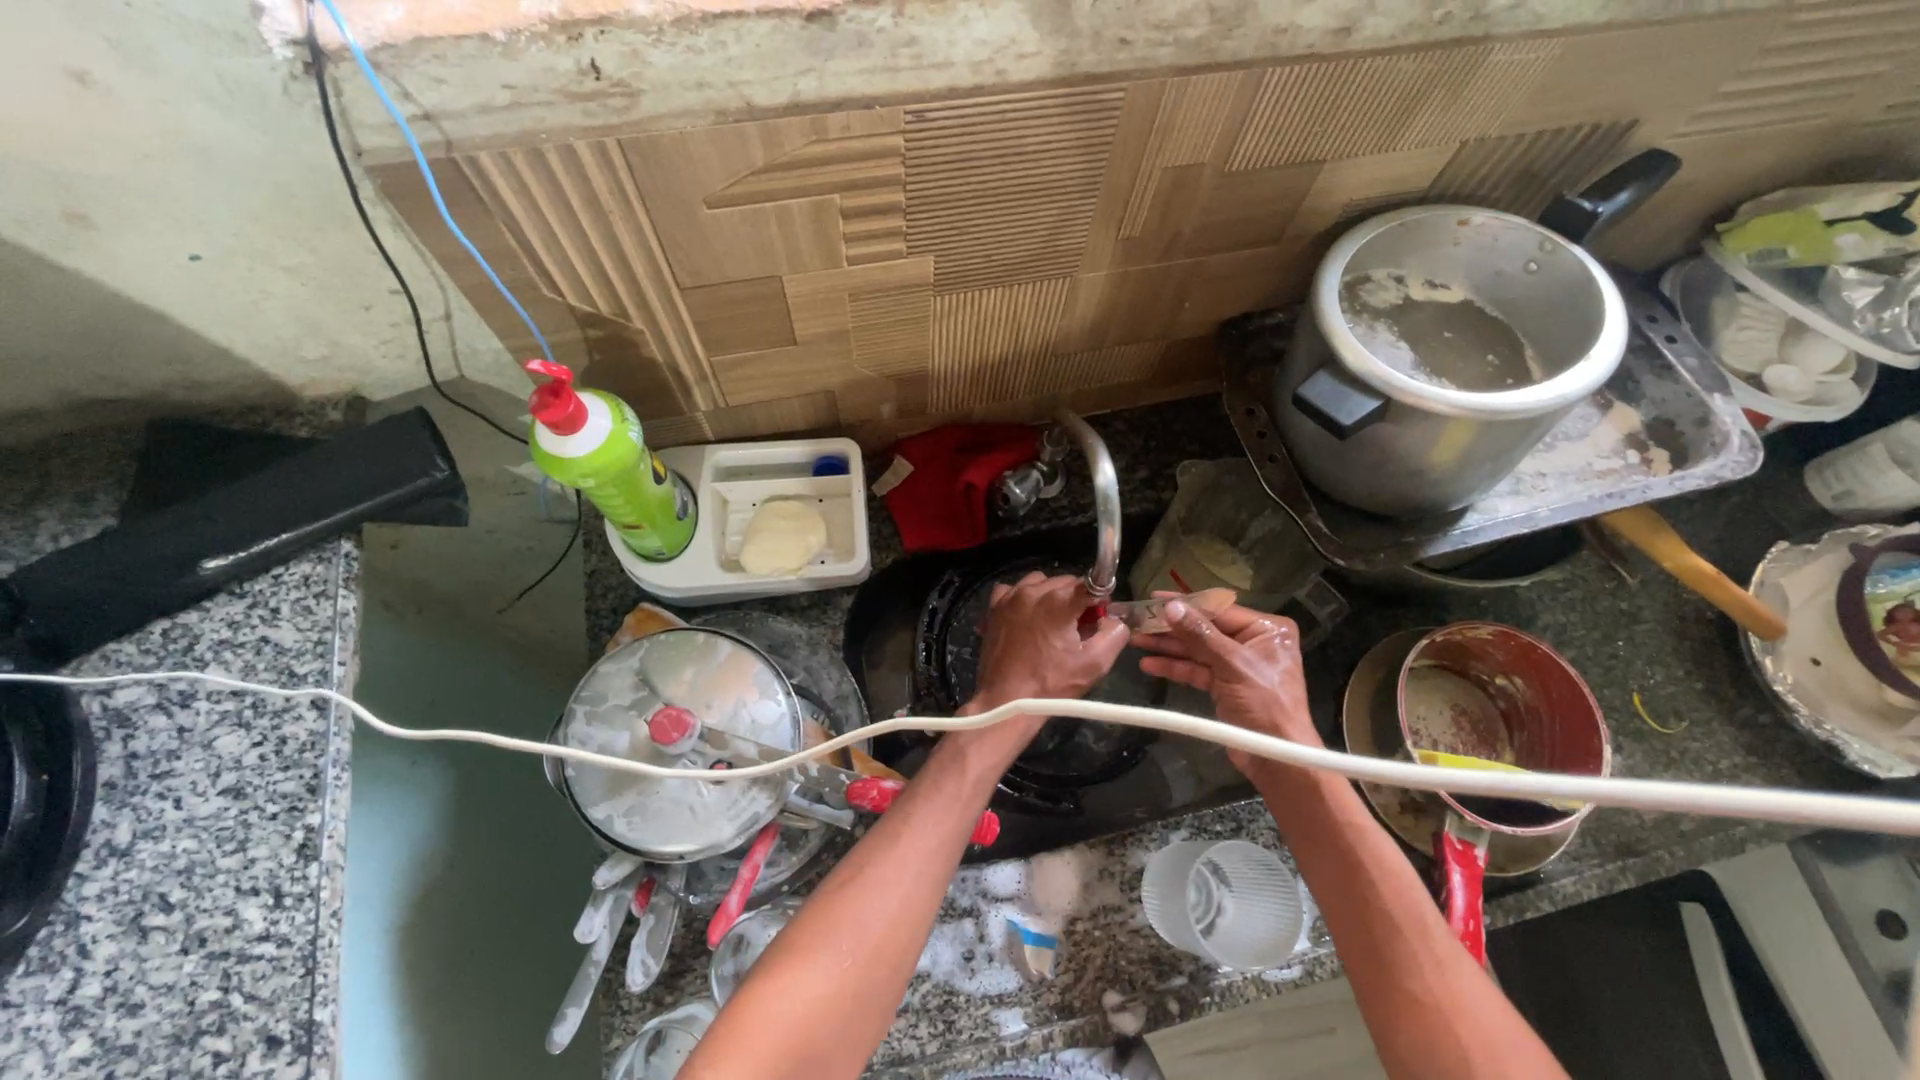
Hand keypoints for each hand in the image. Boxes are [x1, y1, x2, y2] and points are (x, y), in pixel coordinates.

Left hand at [969, 572, 1127, 711]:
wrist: (1006, 702)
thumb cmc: (1051, 685)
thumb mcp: (1095, 664)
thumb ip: (1114, 634)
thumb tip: (1114, 618)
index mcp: (1058, 602)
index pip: (1089, 584)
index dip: (1099, 599)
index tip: (1099, 616)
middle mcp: (1032, 592)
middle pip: (1065, 582)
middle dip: (1075, 600)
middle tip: (1077, 628)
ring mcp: (1009, 598)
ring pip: (1039, 582)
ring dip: (1050, 597)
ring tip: (1052, 623)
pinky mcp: (993, 608)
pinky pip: (1013, 590)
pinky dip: (1024, 599)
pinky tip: (1027, 618)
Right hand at [1132, 598, 1316, 774]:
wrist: (1276, 758)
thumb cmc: (1265, 704)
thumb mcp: (1232, 665)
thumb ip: (1200, 634)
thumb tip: (1171, 607)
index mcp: (1265, 629)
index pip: (1219, 610)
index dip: (1185, 604)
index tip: (1154, 598)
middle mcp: (1252, 643)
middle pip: (1205, 629)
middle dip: (1172, 628)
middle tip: (1139, 621)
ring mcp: (1238, 665)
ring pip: (1197, 650)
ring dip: (1168, 647)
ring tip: (1136, 640)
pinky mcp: (1225, 686)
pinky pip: (1197, 670)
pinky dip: (1175, 668)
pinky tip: (1150, 664)